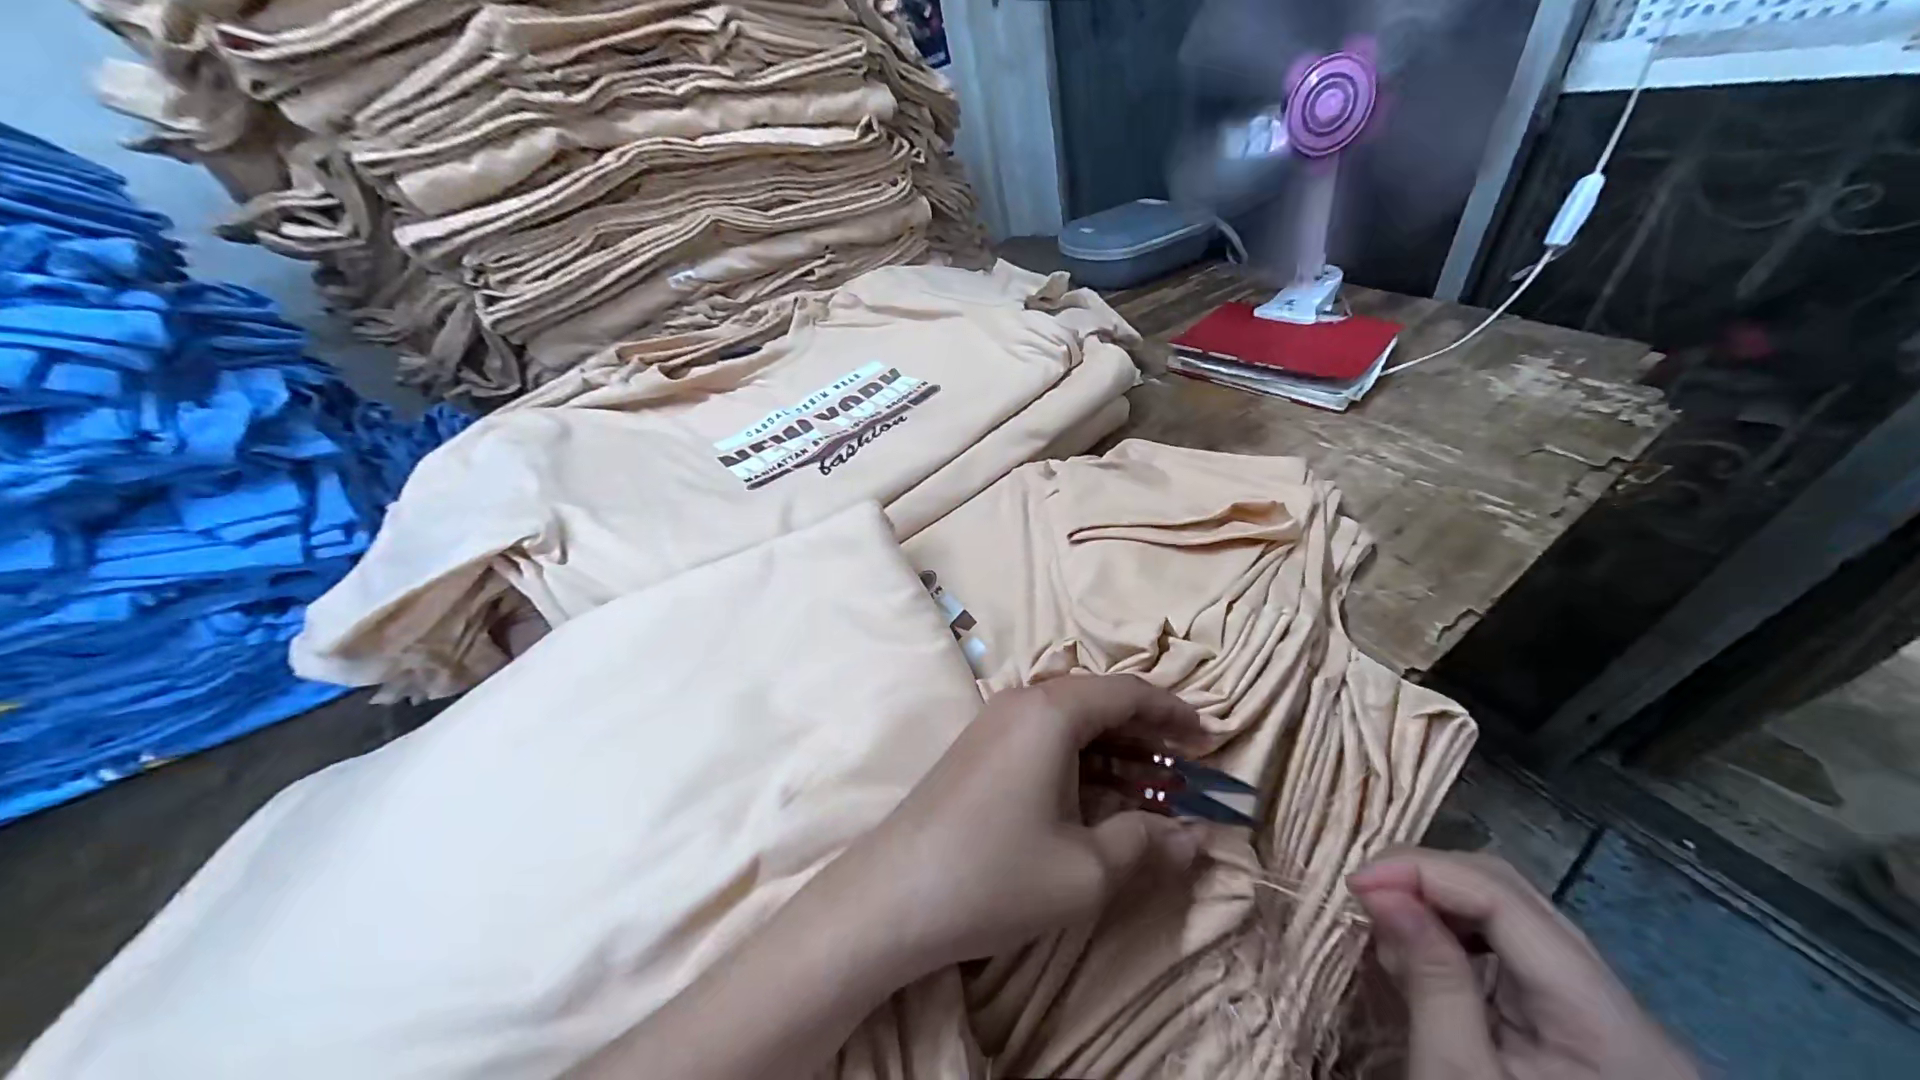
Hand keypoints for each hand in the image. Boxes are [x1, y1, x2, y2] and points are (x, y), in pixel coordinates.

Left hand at [835, 674, 1204, 972]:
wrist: (893, 896)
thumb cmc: (997, 875)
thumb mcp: (1087, 870)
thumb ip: (1148, 845)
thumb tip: (1197, 839)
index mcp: (1051, 712)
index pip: (1127, 692)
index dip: (1174, 713)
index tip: (1210, 740)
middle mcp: (1021, 704)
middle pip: (1099, 705)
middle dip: (1147, 736)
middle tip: (1186, 772)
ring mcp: (993, 726)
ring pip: (1070, 727)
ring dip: (1115, 755)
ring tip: (1153, 794)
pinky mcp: (978, 753)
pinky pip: (1043, 744)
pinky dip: (1080, 766)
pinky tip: (1099, 805)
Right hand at [1348, 849, 1698, 1079]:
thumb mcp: (1456, 1078)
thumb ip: (1428, 977)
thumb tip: (1379, 889)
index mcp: (1610, 1025)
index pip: (1508, 901)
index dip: (1424, 872)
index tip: (1354, 883)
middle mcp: (1624, 1006)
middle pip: (1517, 896)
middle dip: (1428, 881)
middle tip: (1364, 896)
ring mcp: (1607, 1013)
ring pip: (1516, 914)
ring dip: (1439, 904)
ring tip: (1388, 929)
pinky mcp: (1584, 1024)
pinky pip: (1516, 949)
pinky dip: (1459, 935)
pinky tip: (1424, 954)